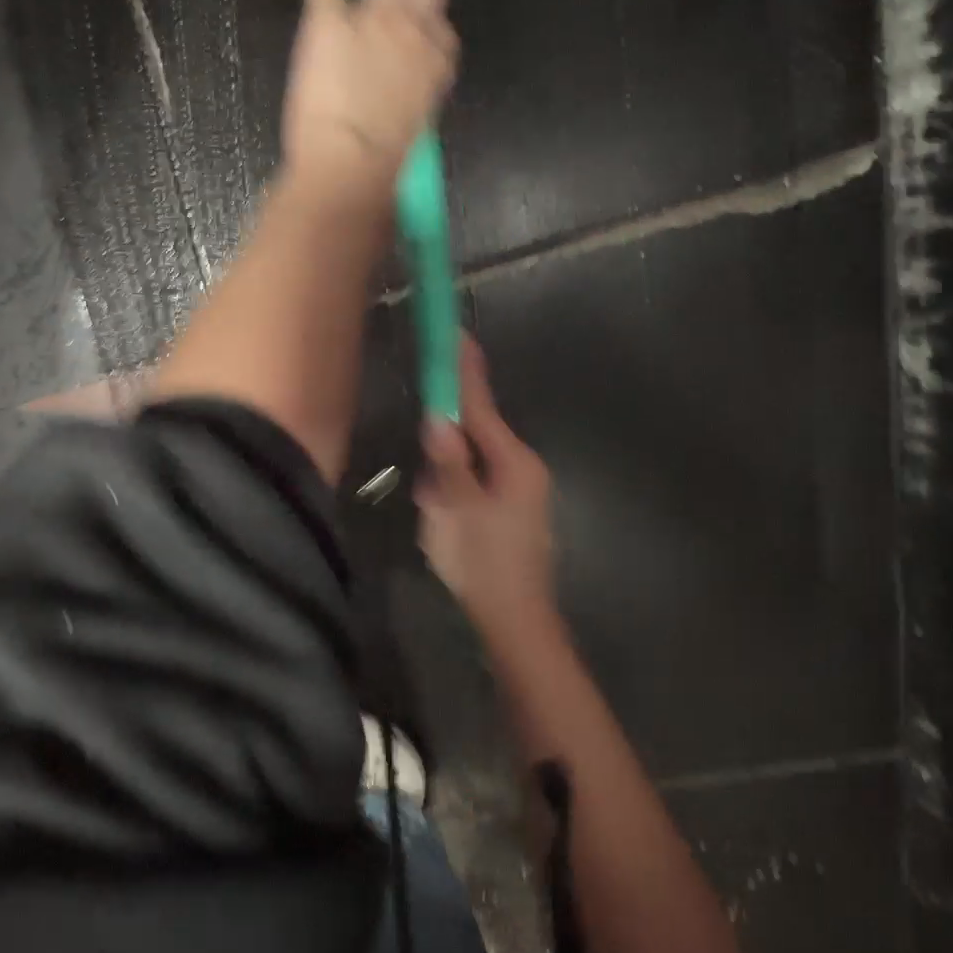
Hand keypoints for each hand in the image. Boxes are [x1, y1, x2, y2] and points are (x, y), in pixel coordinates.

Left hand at [282, 0, 457, 198]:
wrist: (348, 165)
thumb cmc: (383, 167)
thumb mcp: (414, 132)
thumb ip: (412, 101)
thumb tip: (400, 107)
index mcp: (435, 58)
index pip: (436, 21)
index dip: (420, 25)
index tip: (405, 33)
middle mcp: (408, 28)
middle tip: (386, 3)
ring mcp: (368, 20)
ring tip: (356, 4)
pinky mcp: (325, 24)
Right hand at [416, 333, 558, 654]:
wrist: (515, 618)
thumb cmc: (483, 562)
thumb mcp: (456, 510)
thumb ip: (448, 462)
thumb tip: (439, 417)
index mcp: (513, 462)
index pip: (481, 406)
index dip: (463, 372)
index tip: (455, 334)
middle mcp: (522, 468)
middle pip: (472, 438)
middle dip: (443, 455)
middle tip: (431, 497)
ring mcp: (519, 492)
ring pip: (469, 467)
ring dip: (445, 486)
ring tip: (441, 525)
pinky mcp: (510, 512)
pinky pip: (473, 490)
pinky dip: (454, 501)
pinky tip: (449, 531)